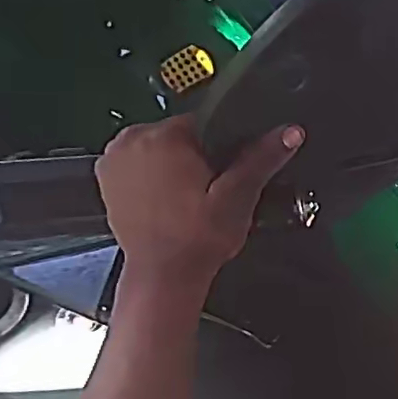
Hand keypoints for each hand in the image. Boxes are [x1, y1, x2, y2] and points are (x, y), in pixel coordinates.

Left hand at [95, 116, 302, 284]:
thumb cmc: (198, 240)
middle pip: (181, 135)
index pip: (205, 121)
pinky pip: (140, 164)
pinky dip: (155, 177)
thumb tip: (290, 132)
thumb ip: (262, 159)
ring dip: (176, 166)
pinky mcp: (107, 179)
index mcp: (164, 137)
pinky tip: (171, 202)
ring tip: (190, 200)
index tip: (227, 173)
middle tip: (211, 192)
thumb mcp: (239, 196)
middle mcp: (131, 141)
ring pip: (160, 149)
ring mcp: (114, 160)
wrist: (163, 277)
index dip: (223, 147)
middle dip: (199, 157)